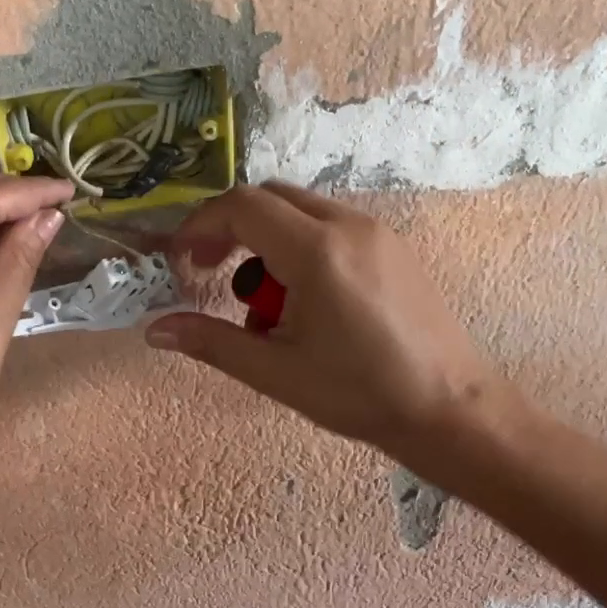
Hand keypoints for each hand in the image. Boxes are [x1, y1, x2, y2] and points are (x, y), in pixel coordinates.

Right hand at [145, 182, 504, 459]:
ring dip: (265, 242)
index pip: (241, 206)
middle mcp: (348, 226)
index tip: (182, 264)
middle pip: (268, 198)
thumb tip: (154, 330)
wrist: (451, 409)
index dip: (200, 227)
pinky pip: (330, 226)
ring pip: (300, 209)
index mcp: (317, 251)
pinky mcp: (393, 247)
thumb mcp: (276, 372)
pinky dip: (299, 248)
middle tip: (211, 275)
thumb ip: (211, 342)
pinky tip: (304, 303)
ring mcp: (376, 232)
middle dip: (229, 230)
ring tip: (264, 304)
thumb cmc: (360, 394)